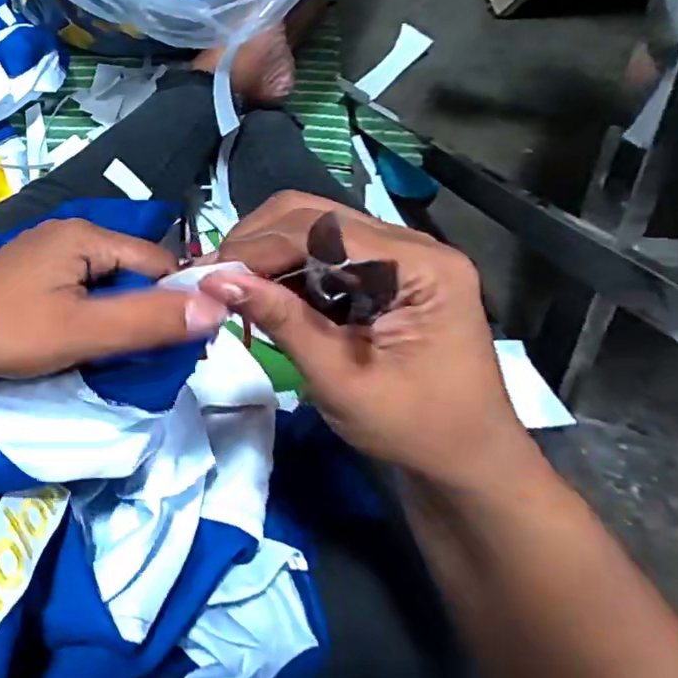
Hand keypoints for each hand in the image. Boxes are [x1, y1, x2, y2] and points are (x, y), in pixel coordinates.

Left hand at [0, 218, 224, 382]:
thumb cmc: (8, 330)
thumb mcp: (83, 331)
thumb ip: (147, 320)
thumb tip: (217, 307)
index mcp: (85, 234)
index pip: (157, 262)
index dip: (174, 302)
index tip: (177, 347)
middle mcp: (69, 232)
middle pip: (132, 270)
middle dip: (144, 310)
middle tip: (139, 355)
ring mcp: (48, 250)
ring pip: (107, 281)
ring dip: (117, 315)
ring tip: (110, 351)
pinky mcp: (34, 271)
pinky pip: (82, 287)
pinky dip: (91, 313)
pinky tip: (81, 338)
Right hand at [198, 192, 539, 489]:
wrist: (467, 463)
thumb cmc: (414, 429)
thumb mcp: (340, 379)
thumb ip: (282, 321)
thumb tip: (215, 280)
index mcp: (421, 268)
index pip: (321, 232)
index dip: (259, 248)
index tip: (210, 275)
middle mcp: (411, 246)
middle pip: (310, 213)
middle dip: (255, 240)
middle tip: (215, 276)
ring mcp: (396, 253)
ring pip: (308, 222)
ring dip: (263, 248)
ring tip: (230, 282)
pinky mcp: (379, 267)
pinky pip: (316, 246)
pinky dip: (280, 262)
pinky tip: (259, 289)